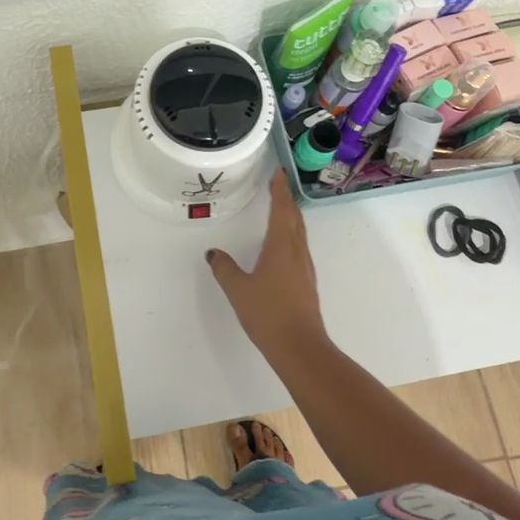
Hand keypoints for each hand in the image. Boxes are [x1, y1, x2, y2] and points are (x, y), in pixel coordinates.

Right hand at [208, 174, 329, 360]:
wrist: (300, 346)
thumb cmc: (268, 313)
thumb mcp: (238, 289)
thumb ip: (224, 268)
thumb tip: (213, 253)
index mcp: (281, 246)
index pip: (281, 209)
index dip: (279, 189)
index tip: (278, 172)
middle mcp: (296, 251)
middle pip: (294, 217)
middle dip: (285, 199)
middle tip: (277, 184)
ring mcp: (305, 267)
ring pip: (299, 232)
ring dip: (290, 216)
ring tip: (280, 208)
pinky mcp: (306, 281)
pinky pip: (299, 247)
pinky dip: (291, 234)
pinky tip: (283, 244)